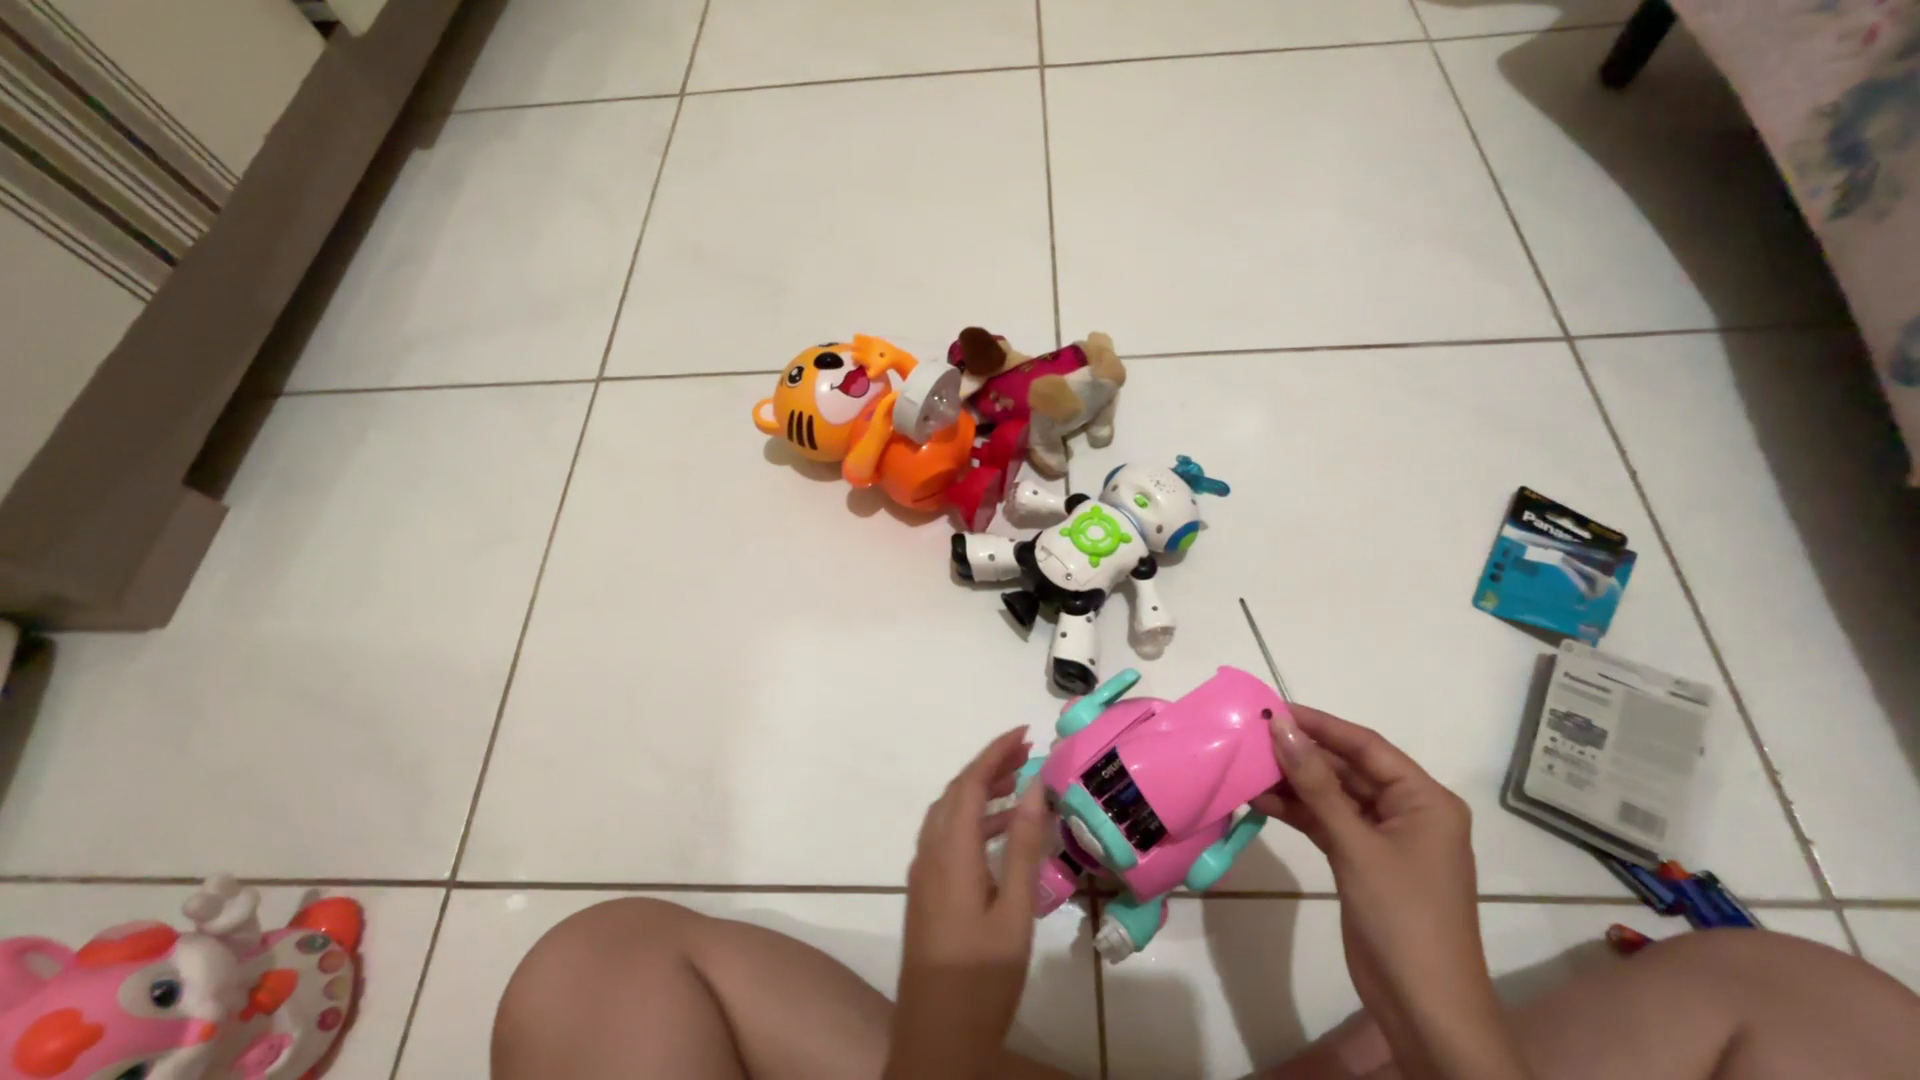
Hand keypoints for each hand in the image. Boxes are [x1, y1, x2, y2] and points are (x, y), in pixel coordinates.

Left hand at [886, 727, 1051, 1079]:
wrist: (935, 1035)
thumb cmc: (982, 976)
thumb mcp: (1015, 912)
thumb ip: (1024, 848)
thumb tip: (1034, 789)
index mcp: (950, 852)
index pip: (970, 783)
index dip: (995, 753)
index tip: (1026, 734)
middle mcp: (930, 854)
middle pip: (956, 794)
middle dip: (989, 768)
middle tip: (1028, 756)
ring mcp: (923, 875)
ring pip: (949, 816)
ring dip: (981, 794)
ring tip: (1022, 790)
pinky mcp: (926, 893)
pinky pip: (946, 838)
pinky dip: (973, 822)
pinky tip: (1002, 838)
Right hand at [1254, 708, 1528, 1079]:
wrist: (1423, 1003)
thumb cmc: (1402, 916)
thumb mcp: (1356, 845)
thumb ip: (1316, 785)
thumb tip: (1281, 728)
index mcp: (1425, 800)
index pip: (1367, 747)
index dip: (1321, 725)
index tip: (1274, 708)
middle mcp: (1409, 812)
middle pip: (1350, 769)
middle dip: (1302, 754)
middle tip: (1251, 736)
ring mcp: (1387, 839)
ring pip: (1335, 797)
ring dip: (1295, 784)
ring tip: (1247, 764)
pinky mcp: (1365, 863)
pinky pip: (1329, 824)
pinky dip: (1299, 813)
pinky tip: (1260, 800)